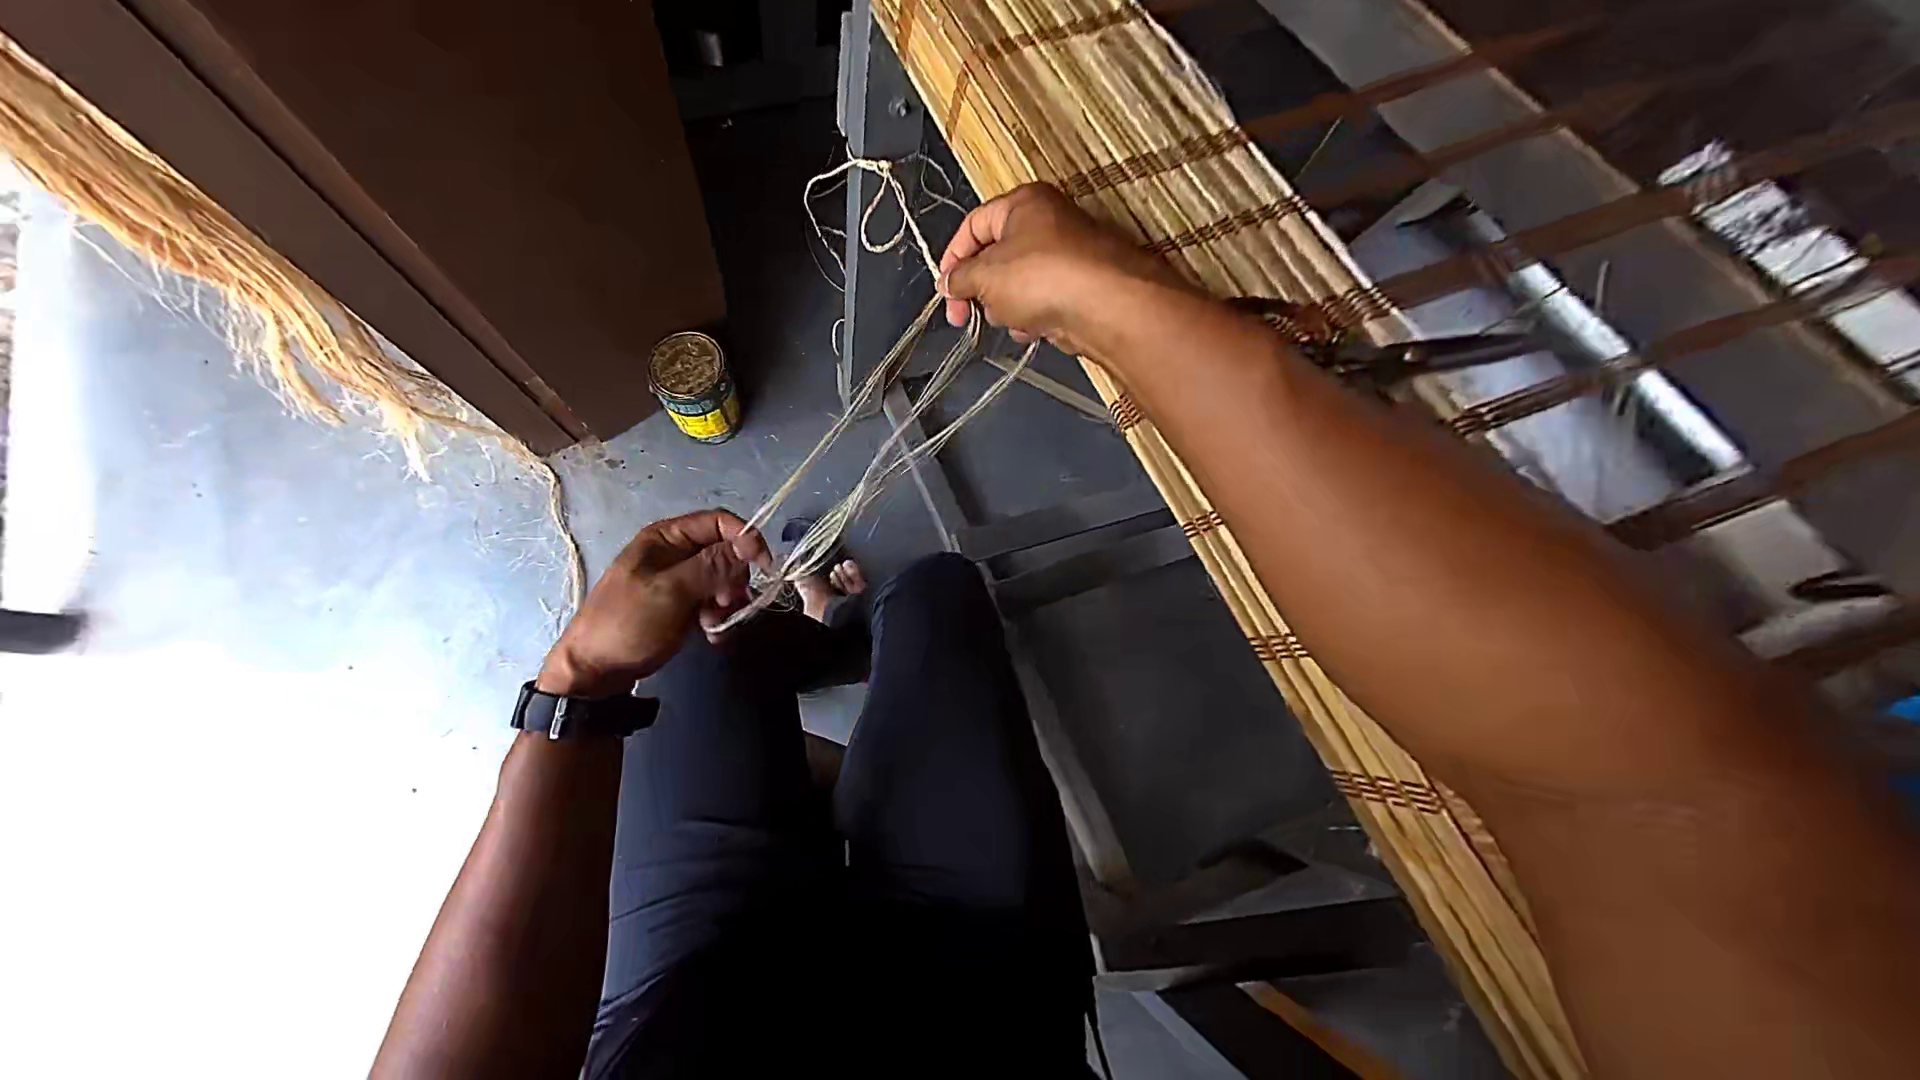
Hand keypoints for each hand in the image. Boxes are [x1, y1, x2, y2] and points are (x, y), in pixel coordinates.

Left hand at [536, 510, 767, 697]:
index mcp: (667, 537)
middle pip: (727, 552)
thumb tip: (751, 542)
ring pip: (726, 580)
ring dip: (728, 601)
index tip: (763, 566)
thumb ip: (712, 565)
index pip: (720, 522)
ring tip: (714, 623)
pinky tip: (712, 634)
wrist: (596, 671)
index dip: (745, 539)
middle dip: (734, 578)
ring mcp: (681, 580)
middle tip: (726, 601)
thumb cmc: (628, 622)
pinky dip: (720, 617)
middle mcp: (677, 552)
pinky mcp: (685, 604)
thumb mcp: (671, 591)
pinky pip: (716, 602)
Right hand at [938, 183, 1188, 356]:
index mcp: (1022, 204)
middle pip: (996, 258)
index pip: (973, 226)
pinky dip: (1033, 317)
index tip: (945, 291)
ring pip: (1018, 286)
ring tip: (1013, 318)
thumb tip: (948, 283)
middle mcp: (1047, 223)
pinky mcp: (1078, 288)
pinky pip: (1042, 303)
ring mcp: (1065, 256)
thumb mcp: (984, 275)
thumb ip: (960, 279)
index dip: (953, 259)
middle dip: (982, 290)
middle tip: (970, 313)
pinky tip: (1034, 328)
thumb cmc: (1043, 276)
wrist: (1104, 304)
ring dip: (1008, 308)